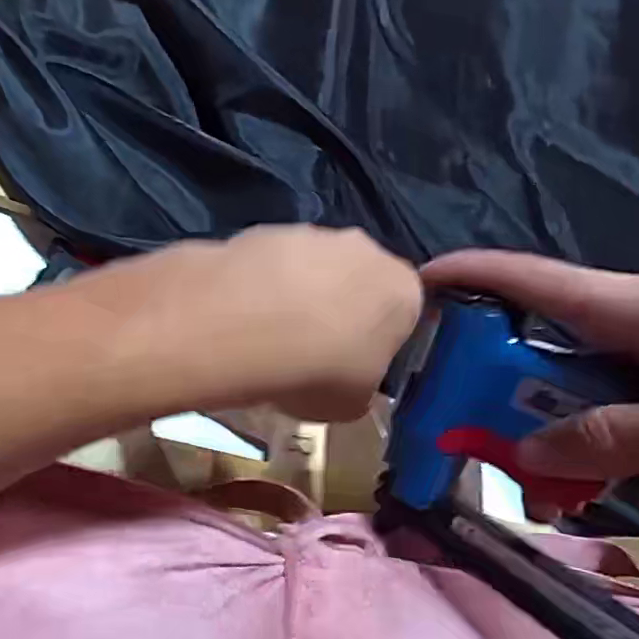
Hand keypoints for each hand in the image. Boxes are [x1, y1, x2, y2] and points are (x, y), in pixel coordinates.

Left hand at [79, 226, 423, 420]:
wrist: (229, 324)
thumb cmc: (307, 373)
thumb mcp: (349, 405)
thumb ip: (357, 390)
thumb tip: (342, 386)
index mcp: (399, 288)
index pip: (408, 315)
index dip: (379, 349)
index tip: (350, 375)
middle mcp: (356, 247)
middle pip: (353, 287)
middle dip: (335, 321)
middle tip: (303, 362)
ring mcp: (299, 233)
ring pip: (306, 273)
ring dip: (291, 305)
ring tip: (258, 346)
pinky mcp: (250, 232)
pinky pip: (264, 269)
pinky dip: (253, 294)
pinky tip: (229, 324)